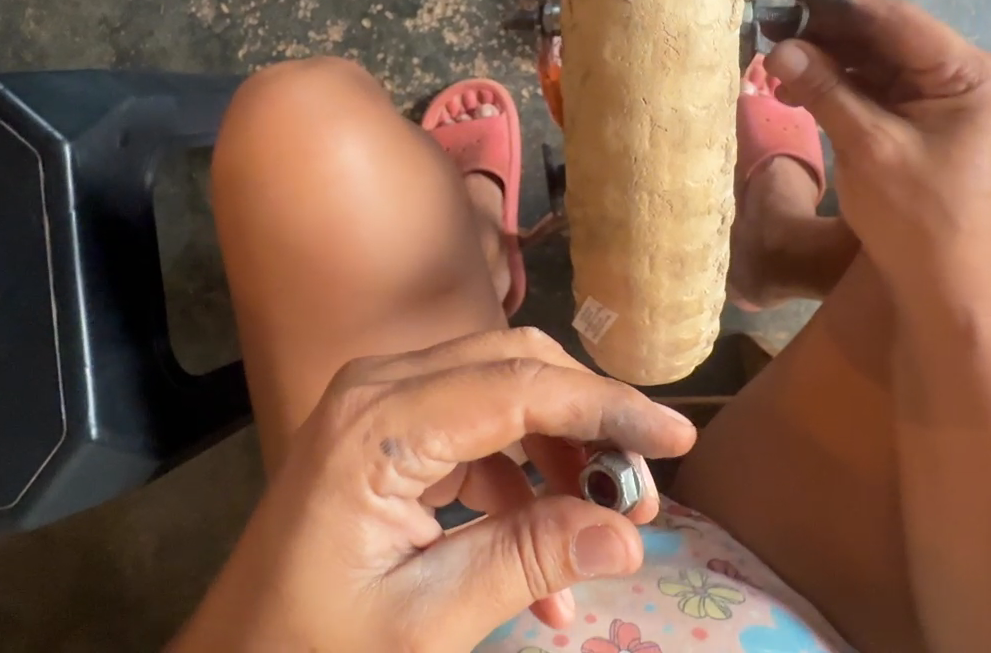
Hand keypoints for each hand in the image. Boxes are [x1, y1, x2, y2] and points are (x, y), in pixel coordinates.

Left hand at [168, 328, 695, 652]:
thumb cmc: (315, 644)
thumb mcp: (424, 620)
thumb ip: (526, 563)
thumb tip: (630, 534)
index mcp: (380, 421)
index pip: (518, 385)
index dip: (605, 407)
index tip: (676, 439)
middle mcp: (381, 383)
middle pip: (514, 364)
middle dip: (588, 417)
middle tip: (641, 485)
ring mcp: (382, 397)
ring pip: (501, 387)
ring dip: (560, 448)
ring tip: (605, 521)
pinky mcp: (389, 423)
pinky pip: (475, 425)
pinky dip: (520, 477)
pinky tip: (546, 554)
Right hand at [765, 0, 990, 285]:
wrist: (940, 280)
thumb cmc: (916, 216)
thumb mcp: (868, 147)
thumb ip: (825, 90)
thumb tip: (779, 48)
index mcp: (970, 75)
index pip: (897, 22)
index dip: (840, 2)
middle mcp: (961, 76)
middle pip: (884, 36)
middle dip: (825, 31)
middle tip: (771, 23)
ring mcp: (940, 96)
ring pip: (872, 59)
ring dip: (824, 57)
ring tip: (773, 54)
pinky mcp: (918, 116)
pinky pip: (870, 85)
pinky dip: (833, 83)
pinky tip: (794, 84)